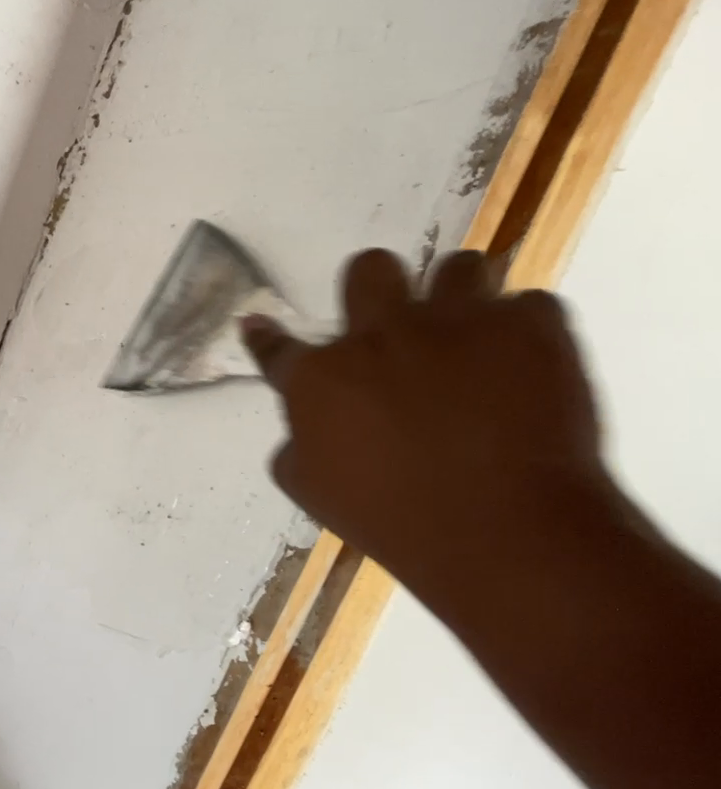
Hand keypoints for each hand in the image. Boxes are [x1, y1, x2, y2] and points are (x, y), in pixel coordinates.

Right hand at [239, 249, 614, 592]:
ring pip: (458, 266)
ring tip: (467, 333)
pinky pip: (528, 304)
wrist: (496, 523)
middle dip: (374, 287)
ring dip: (455, 295)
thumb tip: (310, 423)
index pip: (276, 348)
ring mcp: (459, 321)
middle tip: (389, 322)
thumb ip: (300, 440)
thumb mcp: (308, 486)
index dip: (264, 336)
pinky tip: (518, 367)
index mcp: (317, 377)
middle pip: (369, 268)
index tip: (256, 322)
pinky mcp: (533, 325)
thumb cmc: (383, 514)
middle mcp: (380, 334)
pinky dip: (520, 331)